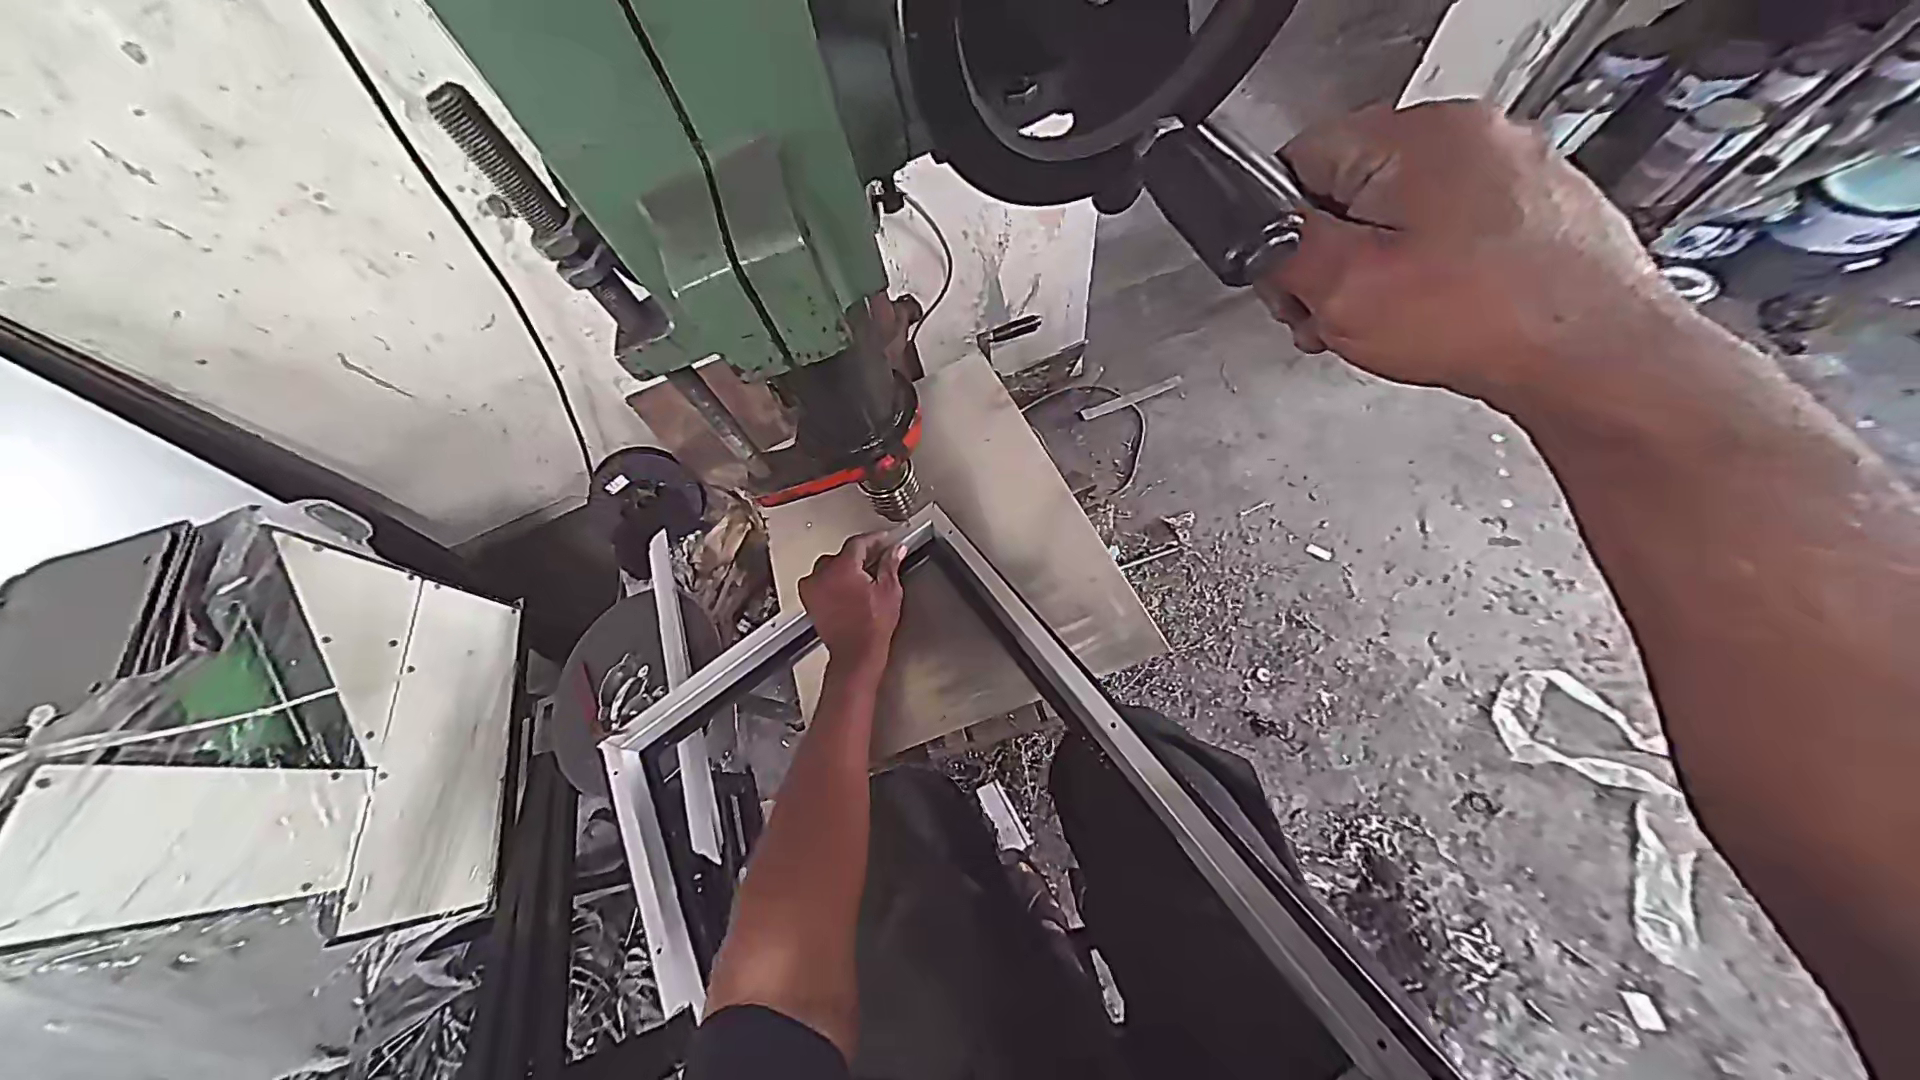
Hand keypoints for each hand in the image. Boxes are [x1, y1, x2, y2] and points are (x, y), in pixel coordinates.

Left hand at [799, 532, 905, 673]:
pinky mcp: (810, 601)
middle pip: (842, 553)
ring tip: (864, 574)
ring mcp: (813, 588)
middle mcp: (822, 575)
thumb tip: (896, 550)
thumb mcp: (889, 590)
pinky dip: (833, 580)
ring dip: (845, 566)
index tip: (883, 539)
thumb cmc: (871, 627)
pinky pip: (820, 581)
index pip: (858, 543)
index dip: (874, 539)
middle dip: (861, 554)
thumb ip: (891, 564)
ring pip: (829, 566)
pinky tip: (849, 587)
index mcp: (842, 568)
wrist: (856, 653)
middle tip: (878, 556)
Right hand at [1258, 101, 1694, 403]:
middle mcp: (1465, 137)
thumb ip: (1283, 249)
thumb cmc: (1487, 319)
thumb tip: (1260, 230)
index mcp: (1415, 137)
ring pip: (1384, 218)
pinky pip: (1431, 234)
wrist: (1589, 356)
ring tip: (1374, 320)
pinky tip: (1415, 313)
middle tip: (1329, 309)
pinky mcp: (1518, 208)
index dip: (1277, 228)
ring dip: (1361, 272)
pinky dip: (1409, 274)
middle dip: (1320, 258)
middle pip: (1341, 191)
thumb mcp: (1342, 287)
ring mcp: (1500, 171)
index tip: (1291, 276)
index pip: (1297, 160)